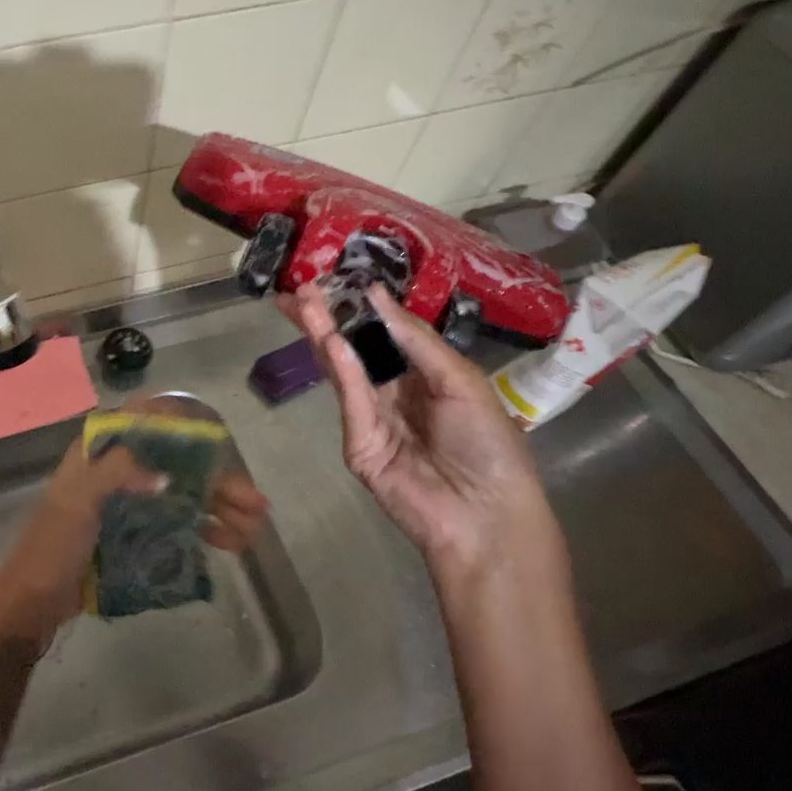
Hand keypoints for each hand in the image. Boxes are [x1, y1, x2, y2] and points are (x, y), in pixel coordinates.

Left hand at [0, 429, 269, 630]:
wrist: (33, 602)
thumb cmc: (52, 547)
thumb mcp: (76, 503)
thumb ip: (117, 475)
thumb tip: (168, 476)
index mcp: (100, 452)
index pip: (148, 421)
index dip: (185, 425)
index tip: (222, 442)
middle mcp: (120, 470)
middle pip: (179, 463)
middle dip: (219, 479)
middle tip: (256, 503)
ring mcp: (131, 503)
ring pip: (185, 493)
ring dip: (220, 506)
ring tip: (254, 529)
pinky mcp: (138, 533)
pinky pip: (179, 522)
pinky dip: (206, 528)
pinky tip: (230, 542)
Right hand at [278, 283, 550, 564]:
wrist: (486, 514)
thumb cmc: (489, 443)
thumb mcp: (460, 379)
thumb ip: (416, 339)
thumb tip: (377, 295)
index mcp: (426, 376)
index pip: (386, 334)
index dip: (364, 307)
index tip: (340, 276)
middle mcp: (394, 393)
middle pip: (355, 348)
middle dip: (329, 317)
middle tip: (303, 286)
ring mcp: (372, 419)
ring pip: (343, 369)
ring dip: (324, 334)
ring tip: (304, 301)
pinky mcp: (357, 443)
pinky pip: (350, 398)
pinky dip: (340, 368)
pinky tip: (331, 339)